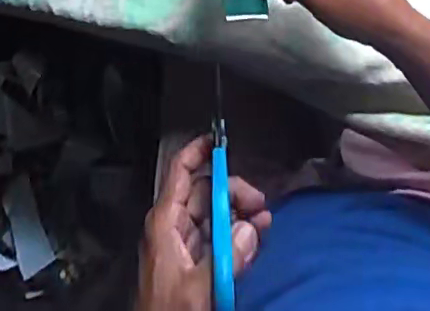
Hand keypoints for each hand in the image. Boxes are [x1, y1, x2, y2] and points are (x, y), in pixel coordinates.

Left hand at [136, 133, 269, 310]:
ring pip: (214, 213)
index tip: (219, 138)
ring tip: (264, 221)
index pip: (179, 172)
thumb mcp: (198, 290)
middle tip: (259, 204)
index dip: (197, 151)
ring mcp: (185, 245)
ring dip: (239, 213)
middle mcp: (173, 226)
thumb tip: (250, 227)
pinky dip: (237, 233)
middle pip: (203, 191)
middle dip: (232, 191)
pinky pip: (218, 236)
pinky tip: (255, 237)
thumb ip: (226, 257)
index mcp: (165, 222)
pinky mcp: (196, 263)